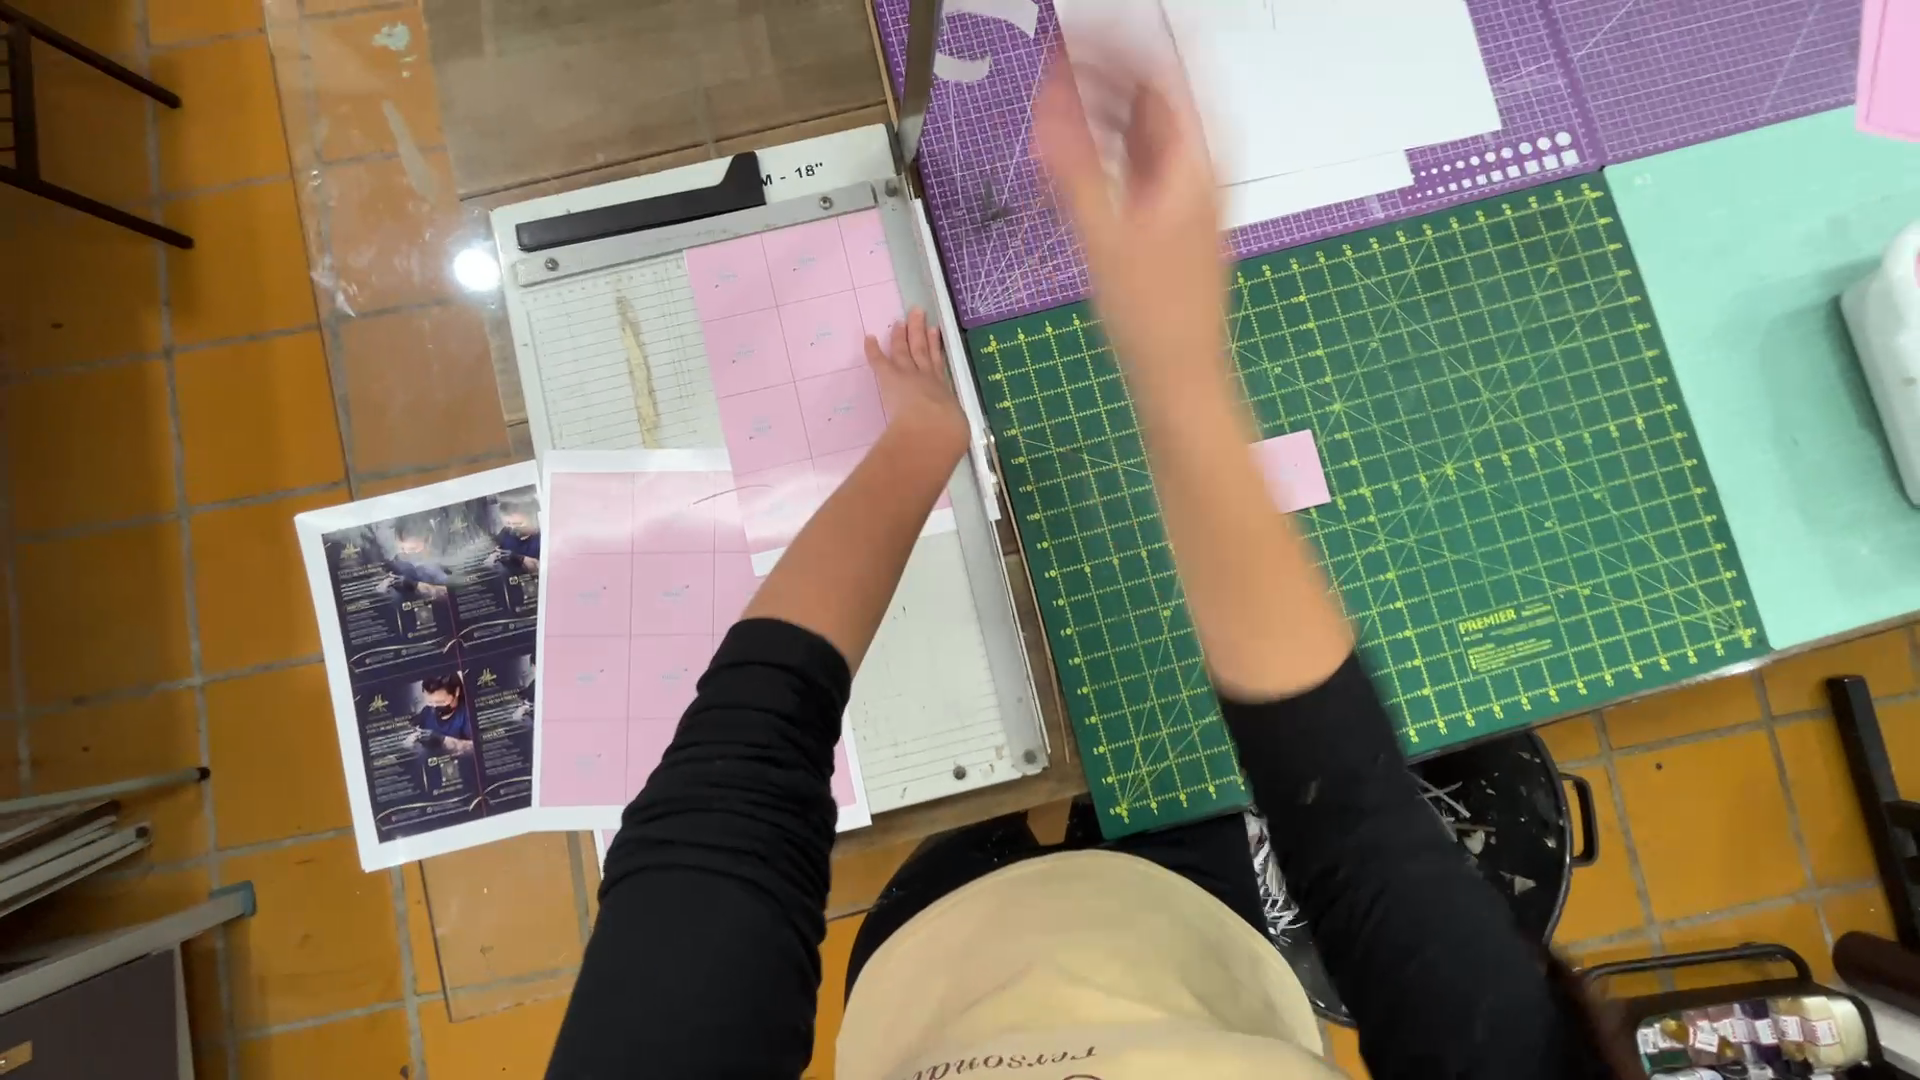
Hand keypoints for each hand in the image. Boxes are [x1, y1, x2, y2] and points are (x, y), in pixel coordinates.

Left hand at [866, 308, 968, 457]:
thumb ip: (951, 428)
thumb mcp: (955, 430)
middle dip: (919, 331)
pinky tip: (868, 338)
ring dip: (901, 335)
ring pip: (904, 350)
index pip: (937, 365)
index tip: (935, 332)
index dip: (935, 348)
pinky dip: (873, 350)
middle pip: (922, 350)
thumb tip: (953, 434)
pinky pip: (880, 361)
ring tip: (900, 320)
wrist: (935, 430)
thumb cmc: (949, 433)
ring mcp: (909, 375)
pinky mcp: (891, 378)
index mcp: (944, 391)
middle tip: (917, 313)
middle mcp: (927, 378)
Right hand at [1033, 42, 1228, 389]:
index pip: (1159, 74)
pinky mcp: (1172, 226)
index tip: (1069, 37)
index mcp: (1194, 161)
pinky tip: (1076, 169)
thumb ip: (1074, 170)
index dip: (1115, 45)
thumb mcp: (1106, 238)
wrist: (1180, 376)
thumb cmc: (1152, 315)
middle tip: (1053, 70)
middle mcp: (1197, 171)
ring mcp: (1186, 199)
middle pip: (1153, 101)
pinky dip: (1108, 162)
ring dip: (1102, 121)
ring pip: (1144, 139)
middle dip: (1103, 79)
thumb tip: (1046, 107)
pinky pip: (1139, 173)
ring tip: (1056, 112)